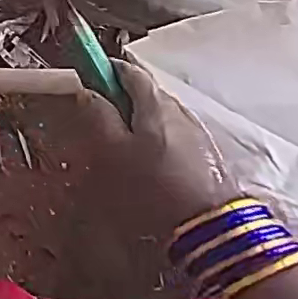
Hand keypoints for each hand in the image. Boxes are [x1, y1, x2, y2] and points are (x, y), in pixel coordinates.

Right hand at [74, 60, 241, 239]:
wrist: (213, 231)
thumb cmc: (153, 185)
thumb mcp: (112, 148)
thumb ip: (97, 113)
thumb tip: (84, 88)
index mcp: (156, 102)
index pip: (129, 69)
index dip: (104, 67)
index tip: (85, 76)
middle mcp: (180, 109)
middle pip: (145, 90)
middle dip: (120, 94)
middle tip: (98, 112)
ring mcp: (197, 132)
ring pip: (159, 112)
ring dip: (138, 116)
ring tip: (120, 139)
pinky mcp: (206, 154)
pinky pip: (173, 132)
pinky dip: (154, 134)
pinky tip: (146, 157)